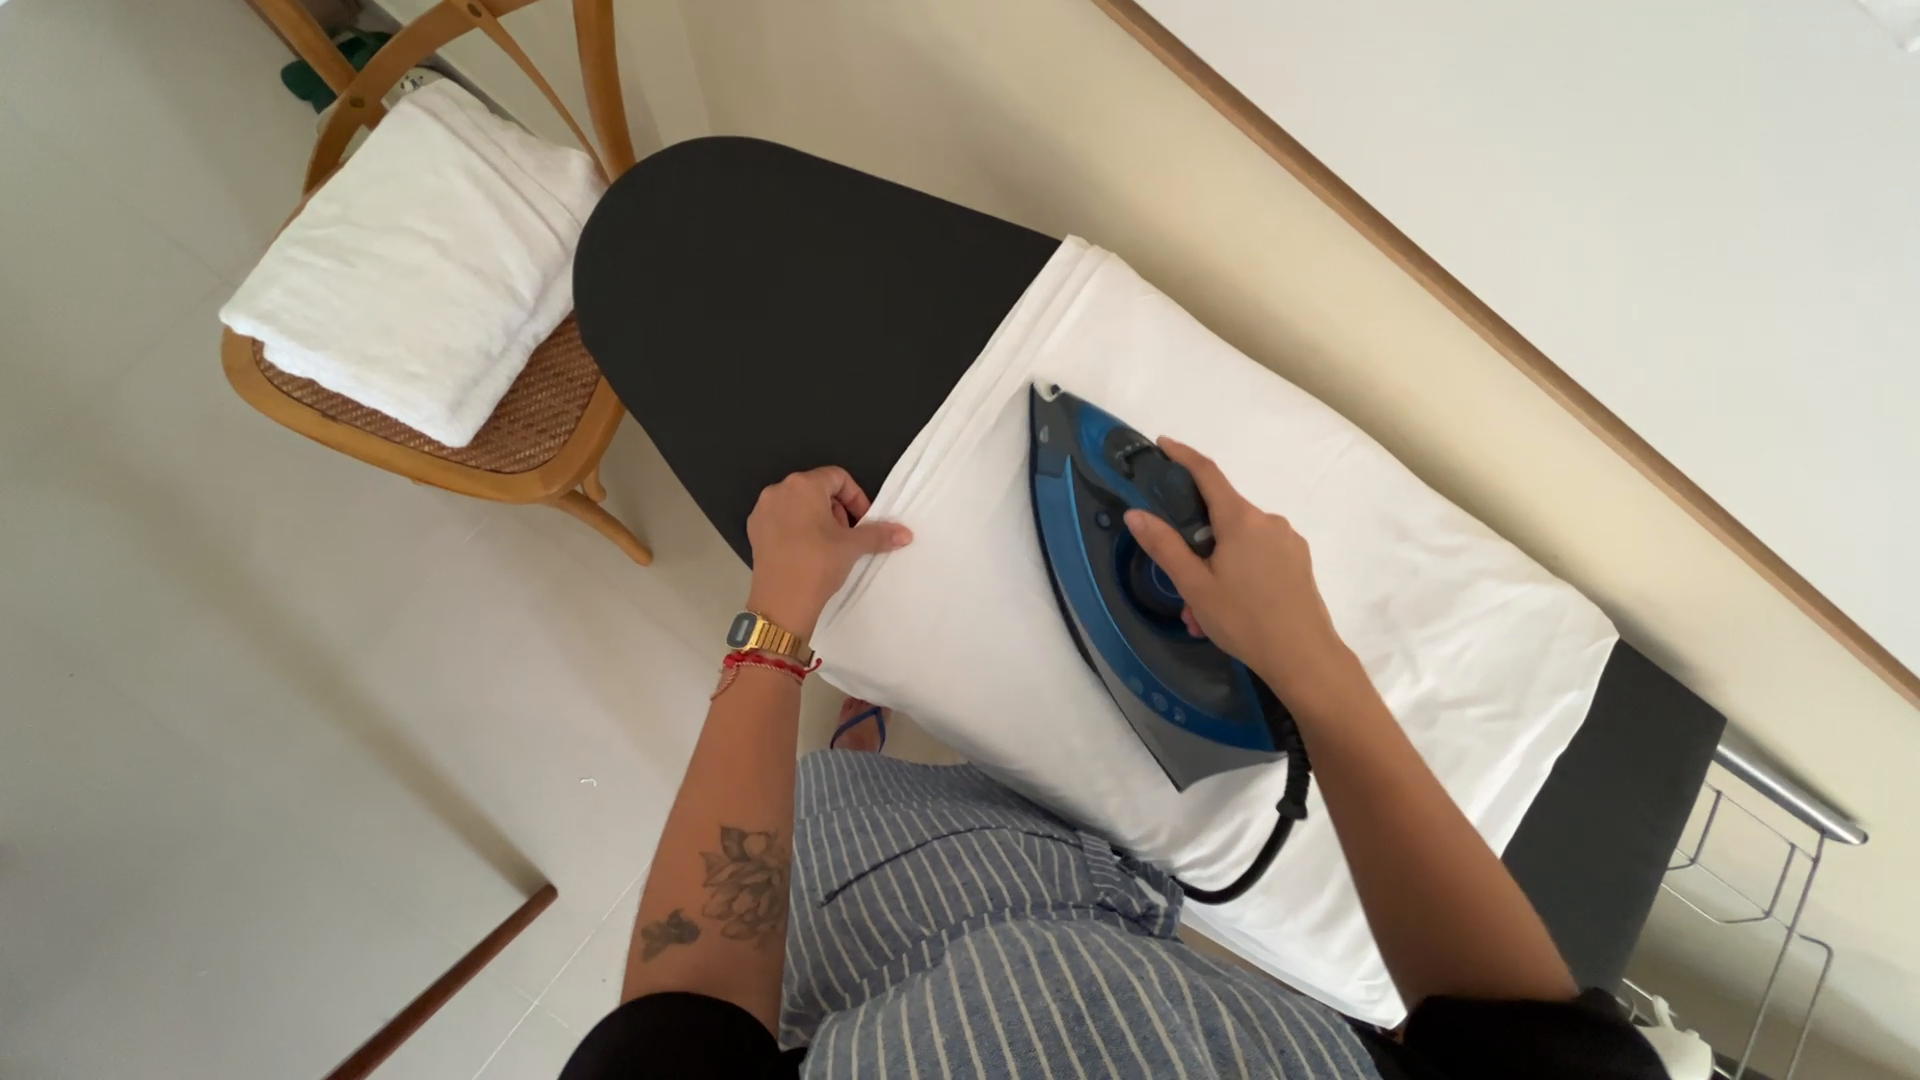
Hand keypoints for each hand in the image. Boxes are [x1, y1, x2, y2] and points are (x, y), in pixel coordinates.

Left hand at [744, 466, 911, 637]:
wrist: (781, 602)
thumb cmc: (818, 564)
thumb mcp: (853, 546)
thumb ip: (879, 534)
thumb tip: (906, 533)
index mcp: (803, 485)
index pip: (838, 477)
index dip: (856, 498)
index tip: (863, 522)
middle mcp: (778, 490)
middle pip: (817, 489)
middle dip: (837, 509)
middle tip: (847, 536)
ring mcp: (762, 510)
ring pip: (798, 504)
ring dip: (819, 518)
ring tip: (828, 546)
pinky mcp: (754, 531)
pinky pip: (782, 519)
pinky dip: (798, 528)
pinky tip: (807, 552)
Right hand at [1123, 438, 1361, 709]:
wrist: (1305, 658)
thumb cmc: (1244, 620)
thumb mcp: (1194, 586)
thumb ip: (1164, 546)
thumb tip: (1136, 514)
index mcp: (1240, 519)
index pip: (1207, 473)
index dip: (1182, 455)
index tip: (1162, 444)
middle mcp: (1268, 521)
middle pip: (1221, 515)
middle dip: (1193, 544)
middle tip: (1177, 582)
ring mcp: (1287, 541)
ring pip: (1238, 542)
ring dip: (1213, 567)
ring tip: (1200, 614)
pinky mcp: (1298, 562)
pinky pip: (1257, 556)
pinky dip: (1236, 573)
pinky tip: (1228, 610)